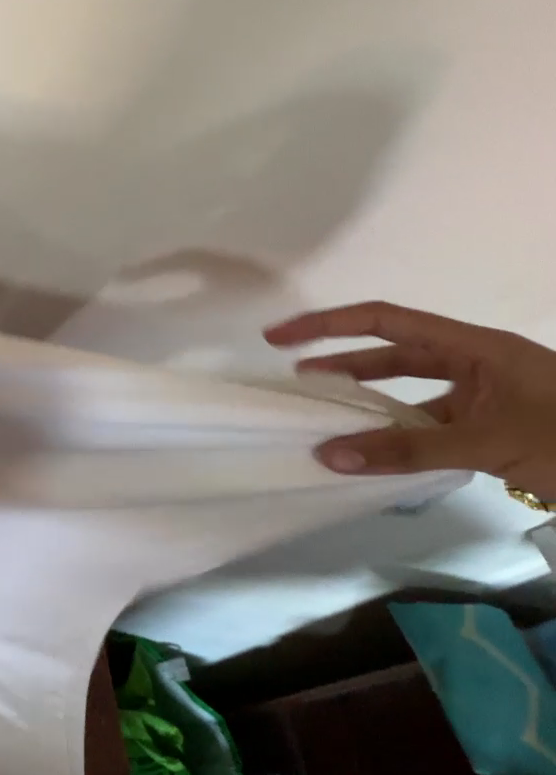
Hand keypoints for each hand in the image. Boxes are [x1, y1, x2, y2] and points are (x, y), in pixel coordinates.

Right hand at [264, 301, 555, 497]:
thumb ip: (406, 449)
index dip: (326, 323)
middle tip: (291, 373)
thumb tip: (326, 454)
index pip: (385, 320)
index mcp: (479, 349)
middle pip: (394, 351)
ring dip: (368, 400)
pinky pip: (431, 420)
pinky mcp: (496, 427)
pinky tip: (376, 446)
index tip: (278, 336)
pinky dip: (398, 431)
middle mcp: (481, 365)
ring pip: (412, 389)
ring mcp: (490, 396)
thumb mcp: (492, 445)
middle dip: (341, 361)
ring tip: (325, 410)